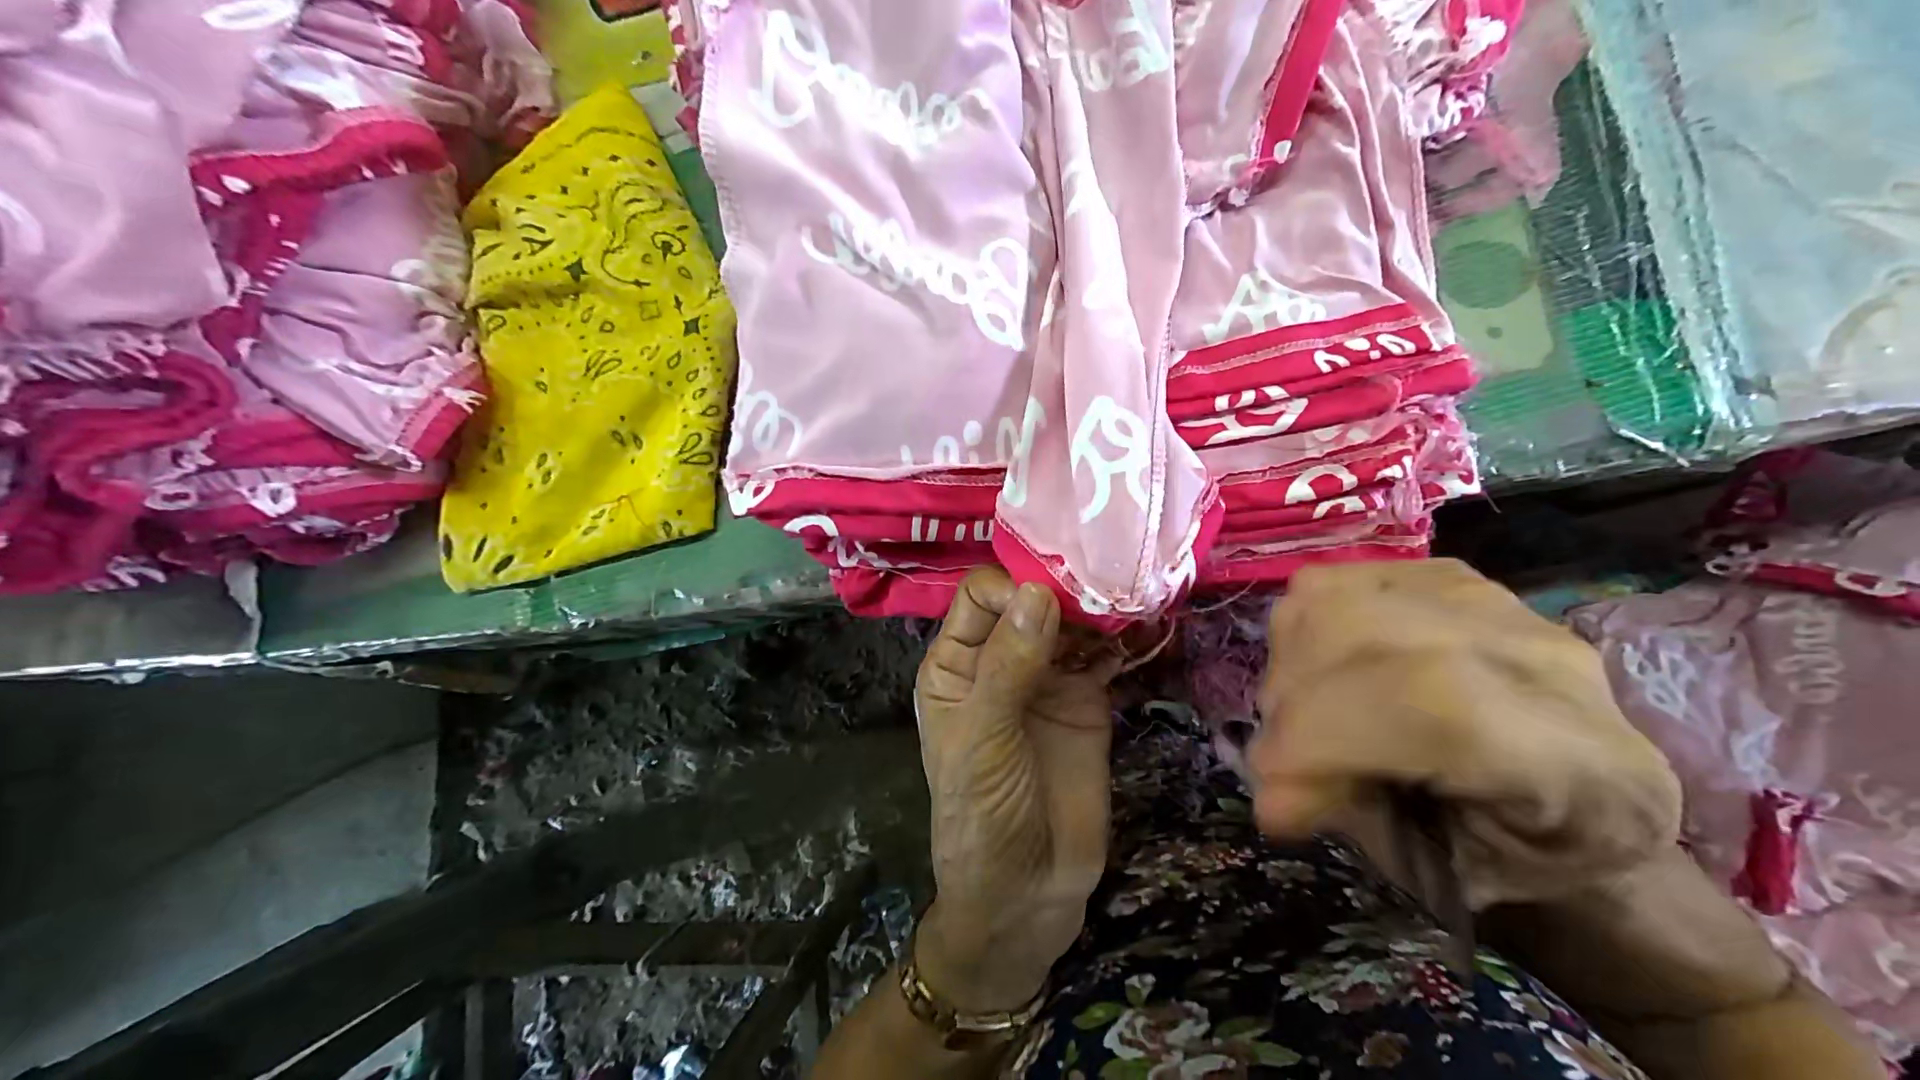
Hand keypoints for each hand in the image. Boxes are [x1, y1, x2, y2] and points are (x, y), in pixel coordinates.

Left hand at [912, 569, 1115, 1011]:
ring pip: (1070, 622)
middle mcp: (1000, 660)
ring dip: (1097, 608)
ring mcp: (1046, 679)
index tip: (1050, 598)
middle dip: (1062, 589)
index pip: (981, 597)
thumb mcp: (984, 738)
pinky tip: (1144, 624)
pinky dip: (1122, 638)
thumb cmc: (983, 813)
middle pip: (1030, 602)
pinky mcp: (1087, 700)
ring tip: (1129, 596)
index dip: (1012, 588)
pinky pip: (1104, 656)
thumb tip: (1039, 592)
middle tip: (1105, 582)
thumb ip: (1009, 666)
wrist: (1028, 891)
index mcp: (956, 663)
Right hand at [1247, 559, 1682, 906]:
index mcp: (1589, 765)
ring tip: (1300, 720)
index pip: (1432, 701)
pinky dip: (1299, 632)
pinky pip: (1329, 583)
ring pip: (1333, 601)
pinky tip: (1317, 675)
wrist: (1576, 806)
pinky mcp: (1439, 576)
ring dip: (1288, 668)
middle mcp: (1543, 659)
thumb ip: (1365, 829)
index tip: (1275, 797)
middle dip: (1293, 707)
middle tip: (1283, 765)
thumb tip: (1271, 794)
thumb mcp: (1452, 879)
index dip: (1324, 737)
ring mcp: (1488, 602)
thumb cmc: (1516, 859)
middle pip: (1367, 636)